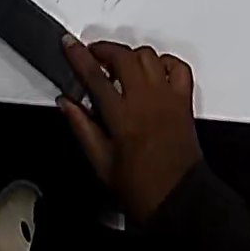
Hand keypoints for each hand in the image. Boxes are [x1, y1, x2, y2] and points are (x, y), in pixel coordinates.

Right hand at [59, 36, 202, 221]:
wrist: (182, 206)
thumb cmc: (144, 192)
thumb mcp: (103, 166)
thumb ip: (82, 129)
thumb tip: (66, 104)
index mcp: (123, 118)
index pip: (95, 75)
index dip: (78, 56)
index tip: (69, 44)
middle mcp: (146, 101)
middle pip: (123, 56)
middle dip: (104, 49)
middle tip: (93, 55)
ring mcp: (167, 98)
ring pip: (148, 56)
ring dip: (131, 55)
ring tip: (120, 65)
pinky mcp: (184, 102)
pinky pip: (177, 67)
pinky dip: (164, 62)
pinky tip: (153, 70)